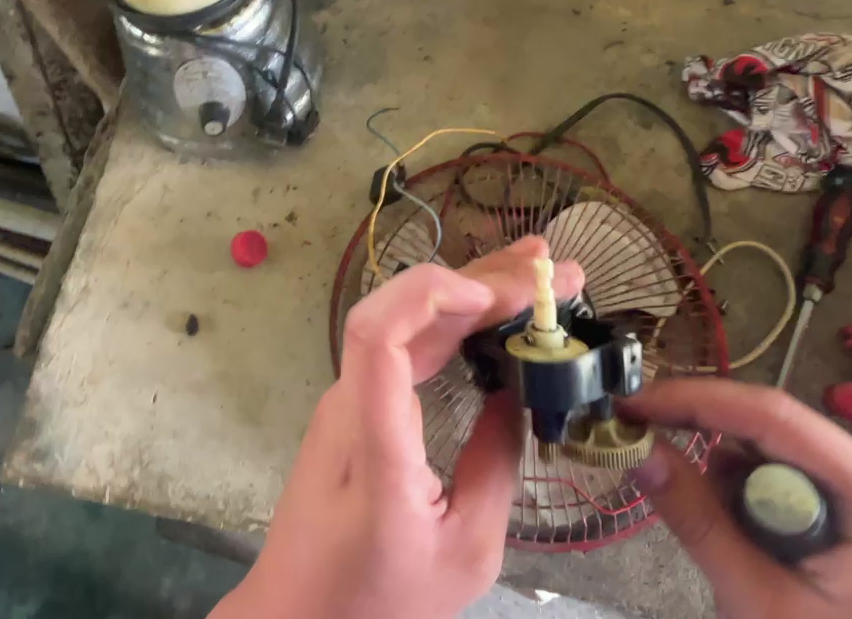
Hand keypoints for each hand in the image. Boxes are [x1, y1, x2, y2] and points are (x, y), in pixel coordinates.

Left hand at [210, 237, 584, 618]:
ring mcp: (351, 395)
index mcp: (373, 442)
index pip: (374, 336)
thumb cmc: (380, 599)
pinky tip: (493, 307)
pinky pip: (408, 344)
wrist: (301, 612)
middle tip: (550, 266)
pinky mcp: (360, 401)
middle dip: (480, 280)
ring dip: (472, 289)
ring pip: (408, 319)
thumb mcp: (464, 554)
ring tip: (536, 271)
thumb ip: (494, 467)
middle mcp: (354, 400)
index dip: (427, 296)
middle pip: (402, 311)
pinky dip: (455, 319)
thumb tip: (517, 394)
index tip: (490, 296)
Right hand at [627, 378, 851, 618]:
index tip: (629, 404)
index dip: (693, 398)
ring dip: (730, 484)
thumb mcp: (767, 607)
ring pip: (773, 457)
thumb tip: (639, 451)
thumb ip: (702, 524)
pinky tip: (751, 549)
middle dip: (704, 440)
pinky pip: (788, 484)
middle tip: (643, 455)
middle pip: (770, 430)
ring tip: (727, 547)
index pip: (769, 413)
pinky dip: (752, 503)